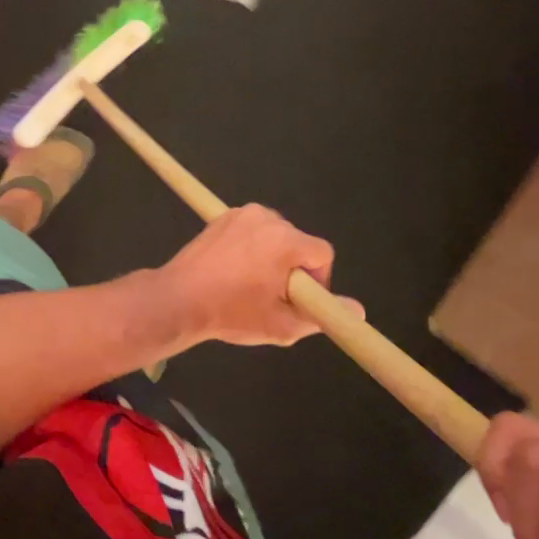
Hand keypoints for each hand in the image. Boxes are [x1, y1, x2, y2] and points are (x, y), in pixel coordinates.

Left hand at [156, 203, 364, 346]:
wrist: (180, 298)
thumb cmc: (233, 312)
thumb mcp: (283, 324)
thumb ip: (322, 315)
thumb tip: (358, 311)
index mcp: (284, 239)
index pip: (322, 253)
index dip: (318, 279)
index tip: (298, 300)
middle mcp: (265, 217)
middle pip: (298, 243)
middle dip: (293, 269)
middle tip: (272, 296)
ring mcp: (240, 214)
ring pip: (274, 236)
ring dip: (272, 257)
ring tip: (250, 286)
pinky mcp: (221, 218)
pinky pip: (251, 231)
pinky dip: (251, 248)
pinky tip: (233, 272)